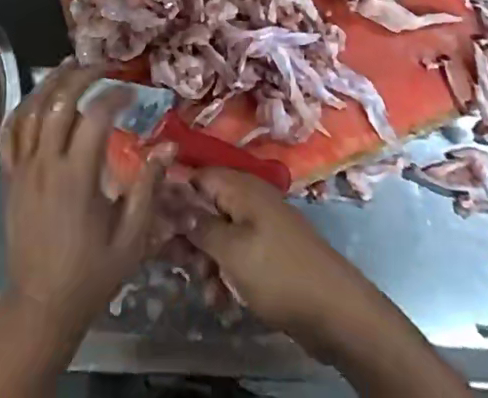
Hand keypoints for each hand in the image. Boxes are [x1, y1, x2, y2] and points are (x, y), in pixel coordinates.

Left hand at [0, 63, 170, 334]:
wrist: (41, 306)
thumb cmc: (91, 274)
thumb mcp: (132, 238)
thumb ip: (148, 188)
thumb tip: (168, 146)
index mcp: (77, 178)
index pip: (95, 117)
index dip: (116, 96)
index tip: (134, 92)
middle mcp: (45, 165)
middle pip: (60, 102)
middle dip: (83, 76)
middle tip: (104, 66)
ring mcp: (22, 170)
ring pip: (31, 111)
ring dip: (52, 83)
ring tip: (71, 65)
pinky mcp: (10, 179)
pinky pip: (11, 133)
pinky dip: (24, 108)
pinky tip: (38, 97)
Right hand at [183, 166, 394, 357]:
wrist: (336, 312)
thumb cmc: (279, 274)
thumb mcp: (231, 250)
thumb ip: (198, 224)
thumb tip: (169, 197)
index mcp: (241, 188)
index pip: (196, 176)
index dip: (172, 196)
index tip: (152, 222)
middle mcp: (249, 201)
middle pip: (204, 208)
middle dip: (188, 238)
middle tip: (178, 266)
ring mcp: (260, 228)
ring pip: (217, 237)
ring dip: (206, 264)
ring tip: (208, 291)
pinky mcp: (267, 254)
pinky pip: (235, 257)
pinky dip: (225, 276)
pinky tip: (222, 302)